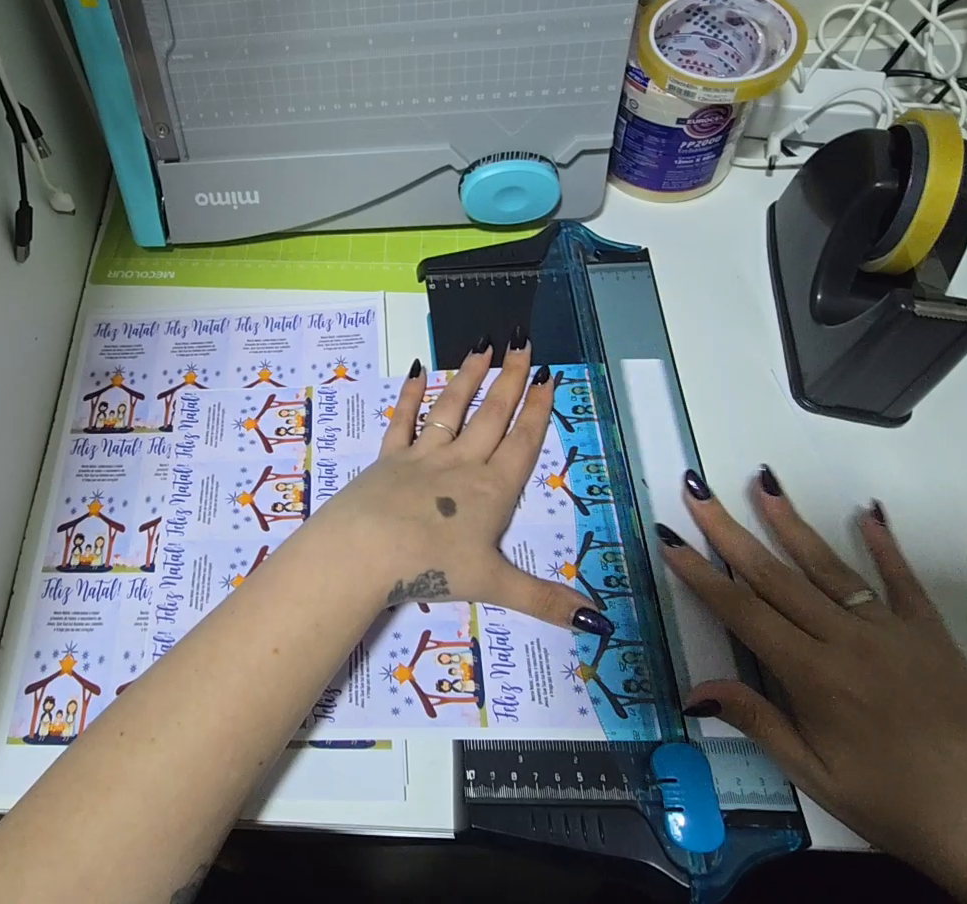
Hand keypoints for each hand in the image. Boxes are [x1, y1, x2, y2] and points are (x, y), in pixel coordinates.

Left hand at [309, 336, 609, 635]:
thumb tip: (600, 622)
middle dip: (511, 379)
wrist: (365, 551)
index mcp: (492, 490)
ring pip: (452, 408)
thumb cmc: (431, 568)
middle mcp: (461, 464)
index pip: (522, 442)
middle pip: (492, 415)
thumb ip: (546, 601)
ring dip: (469, 377)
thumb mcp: (494, 585)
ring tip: (483, 345)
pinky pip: (403, 421)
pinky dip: (409, 395)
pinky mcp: (388, 458)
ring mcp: (423, 457)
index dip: (538, 409)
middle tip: (523, 343)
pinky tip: (415, 370)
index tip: (549, 376)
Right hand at [657, 471, 966, 899]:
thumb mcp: (814, 775)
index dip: (700, 573)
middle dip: (729, 530)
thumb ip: (756, 722)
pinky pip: (903, 581)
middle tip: (698, 490)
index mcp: (811, 675)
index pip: (740, 611)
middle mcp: (846, 640)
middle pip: (774, 575)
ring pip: (828, 566)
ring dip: (790, 522)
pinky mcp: (932, 635)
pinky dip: (884, 545)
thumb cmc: (894, 806)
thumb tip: (694, 692)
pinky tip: (868, 513)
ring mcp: (892, 631)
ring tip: (763, 483)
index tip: (670, 538)